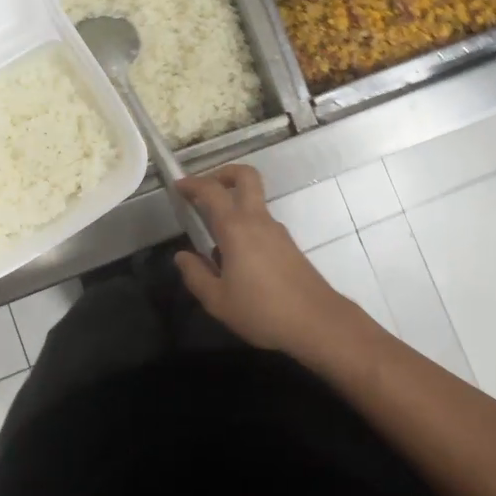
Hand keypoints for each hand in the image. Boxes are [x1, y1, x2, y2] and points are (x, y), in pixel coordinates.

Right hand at [173, 165, 362, 359]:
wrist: (317, 322)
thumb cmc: (262, 311)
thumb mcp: (218, 301)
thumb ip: (196, 275)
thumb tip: (182, 256)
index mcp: (236, 228)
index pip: (212, 191)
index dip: (193, 183)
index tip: (178, 186)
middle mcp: (258, 221)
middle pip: (246, 177)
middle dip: (224, 174)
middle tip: (205, 189)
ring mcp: (277, 231)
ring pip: (254, 202)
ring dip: (234, 205)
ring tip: (215, 239)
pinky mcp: (289, 245)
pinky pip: (262, 224)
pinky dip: (246, 227)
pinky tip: (238, 260)